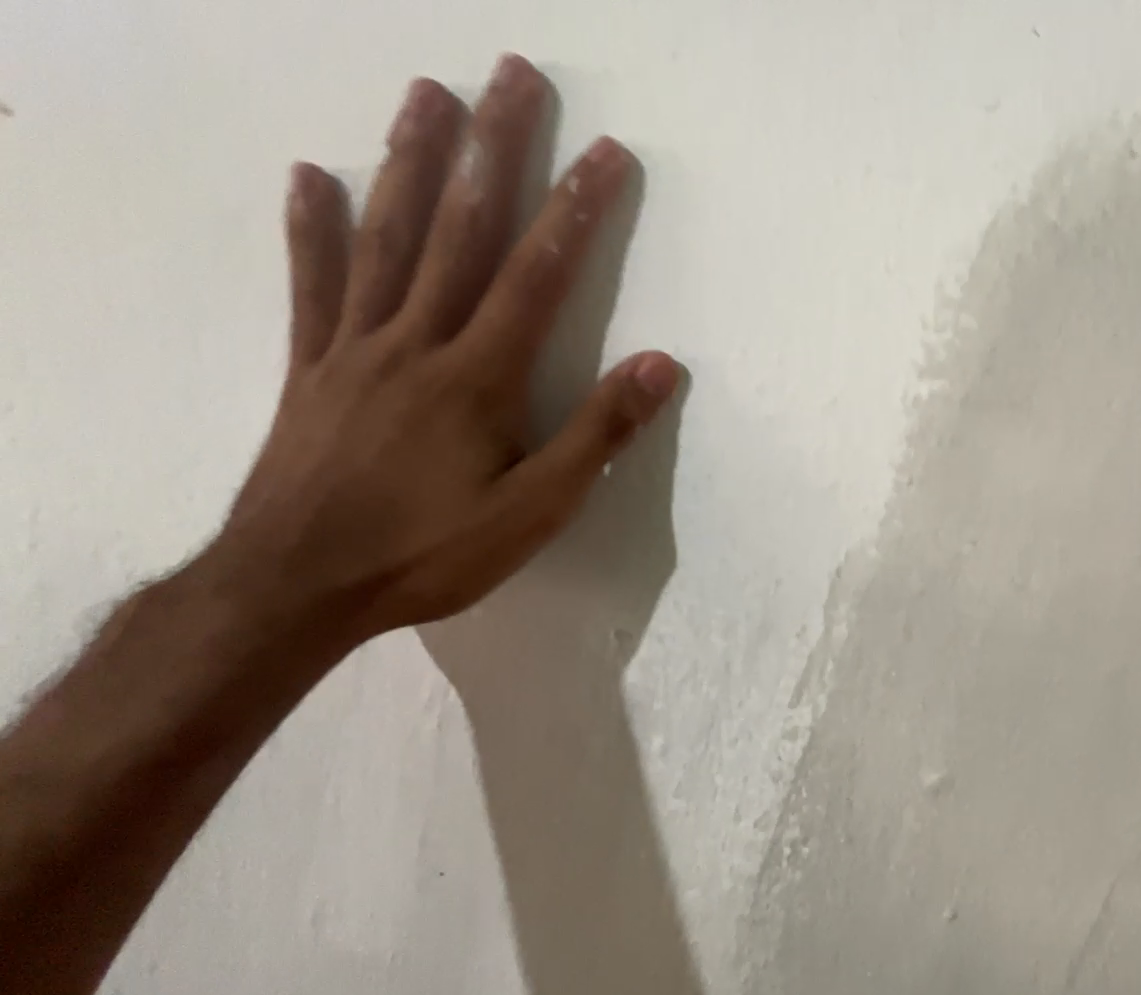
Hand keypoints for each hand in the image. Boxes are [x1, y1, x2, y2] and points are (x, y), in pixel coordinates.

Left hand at [205, 55, 679, 643]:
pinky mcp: (311, 368)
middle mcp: (416, 342)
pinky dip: (313, 229)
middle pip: (458, 230)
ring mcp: (354, 348)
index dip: (576, 210)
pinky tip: (312, 177)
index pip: (537, 274)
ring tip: (427, 92)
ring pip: (386, 238)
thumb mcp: (537, 508)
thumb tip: (661, 366)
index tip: (605, 153)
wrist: (296, 587)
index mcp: (479, 376)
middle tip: (512, 77)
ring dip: (409, 160)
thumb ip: (599, 434)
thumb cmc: (430, 552)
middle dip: (492, 150)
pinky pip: (313, 286)